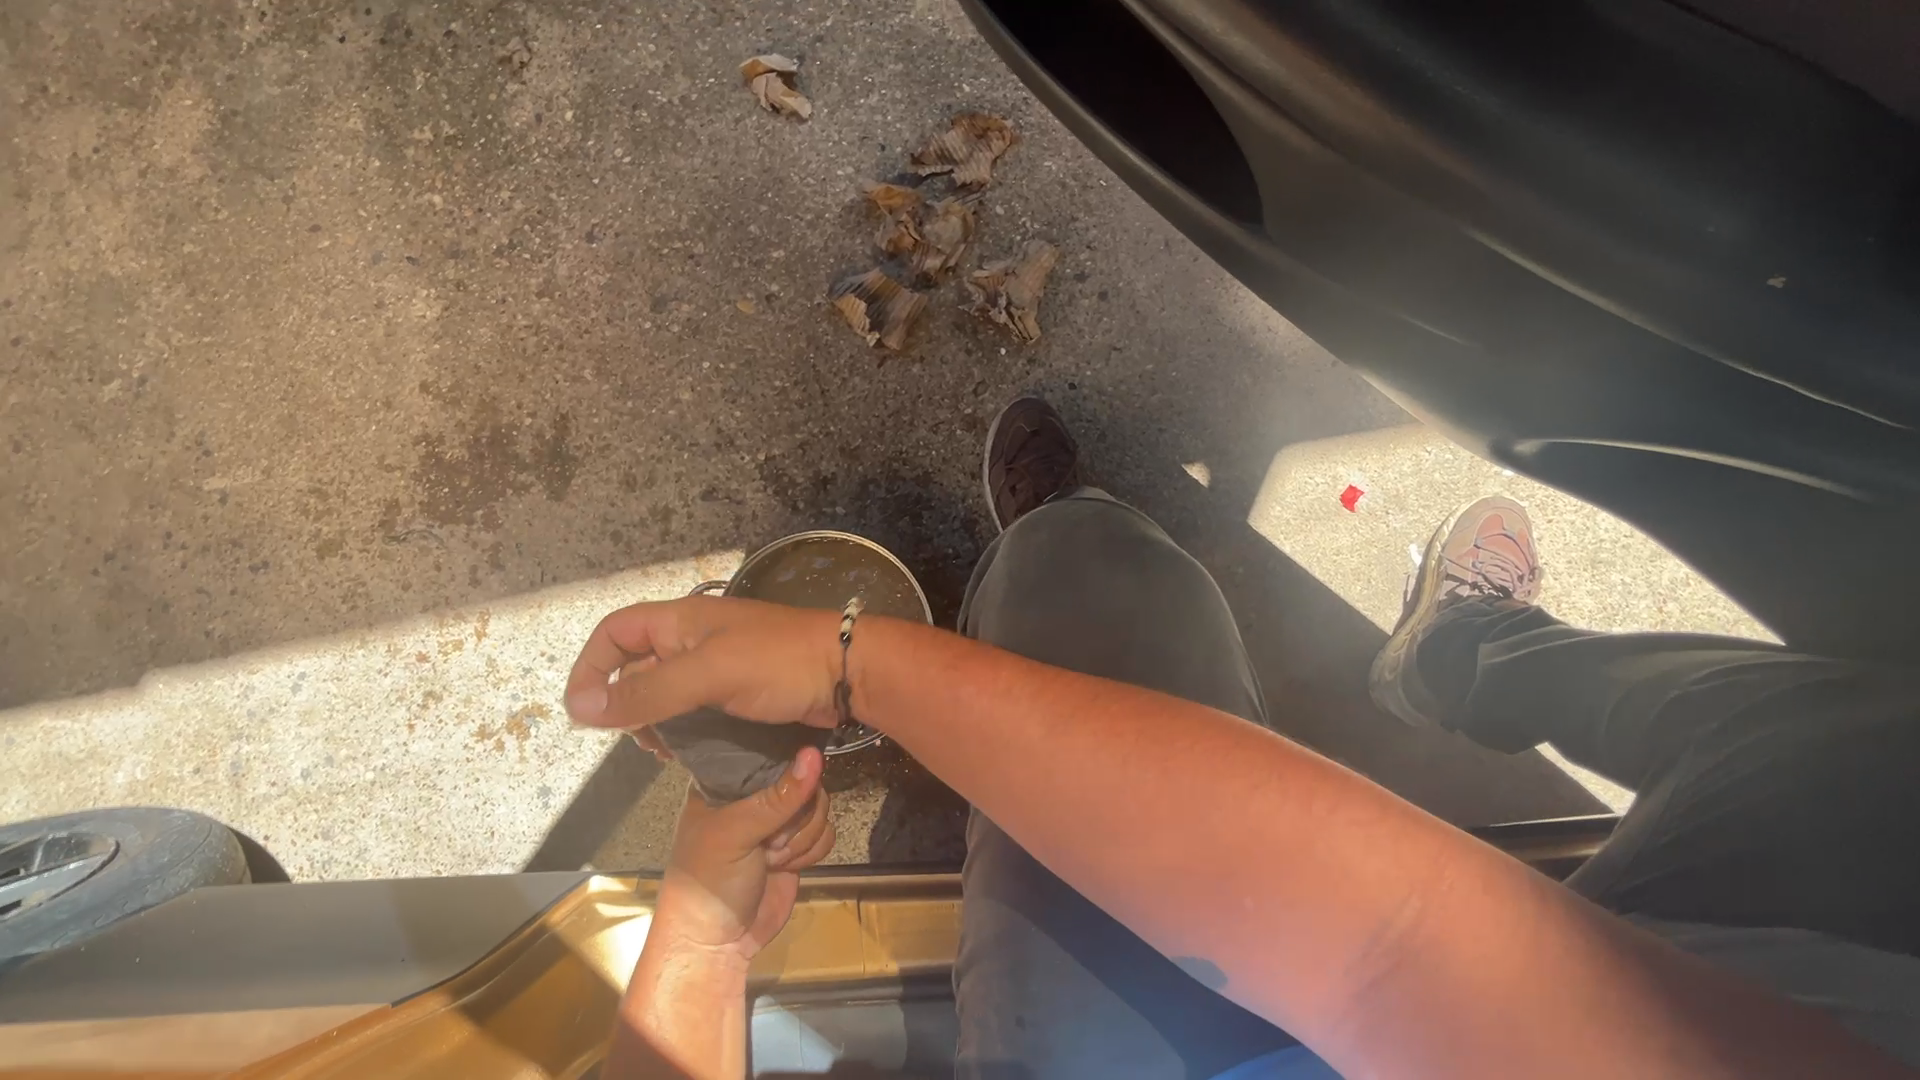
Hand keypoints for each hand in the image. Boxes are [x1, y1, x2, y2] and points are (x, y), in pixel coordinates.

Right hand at [566, 596, 843, 734]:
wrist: (844, 671)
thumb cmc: (777, 663)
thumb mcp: (708, 674)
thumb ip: (647, 691)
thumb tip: (581, 707)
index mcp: (681, 621)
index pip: (615, 631)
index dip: (591, 665)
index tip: (583, 711)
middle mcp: (693, 639)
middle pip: (637, 666)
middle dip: (626, 704)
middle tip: (640, 741)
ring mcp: (718, 665)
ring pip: (665, 693)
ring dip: (655, 722)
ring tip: (665, 752)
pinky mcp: (737, 690)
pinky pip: (694, 708)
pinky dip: (683, 729)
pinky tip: (689, 753)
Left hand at [650, 746, 835, 959]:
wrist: (716, 945)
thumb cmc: (709, 881)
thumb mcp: (738, 833)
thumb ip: (779, 796)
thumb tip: (815, 754)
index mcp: (727, 782)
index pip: (772, 753)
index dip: (786, 770)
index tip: (783, 795)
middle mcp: (755, 796)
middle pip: (805, 780)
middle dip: (795, 817)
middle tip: (770, 842)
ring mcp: (778, 822)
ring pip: (819, 807)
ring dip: (802, 838)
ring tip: (772, 859)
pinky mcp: (797, 846)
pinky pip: (826, 832)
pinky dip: (813, 852)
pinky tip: (788, 868)